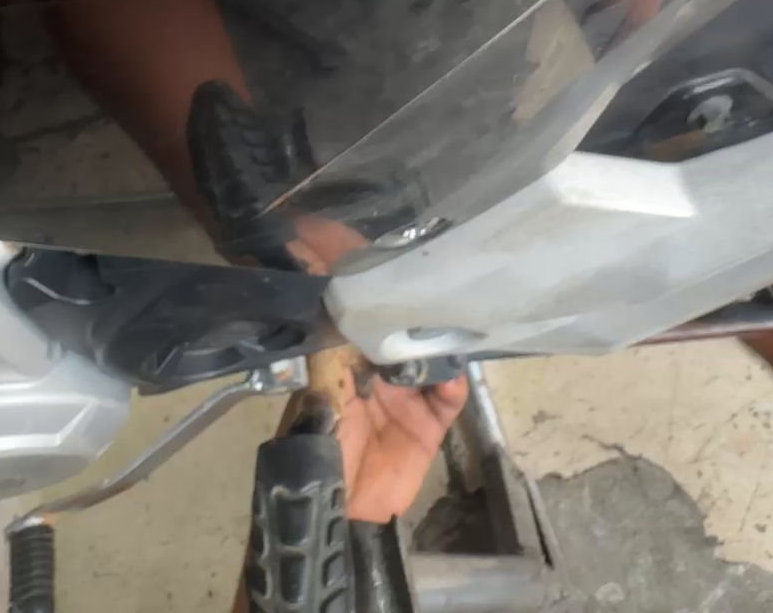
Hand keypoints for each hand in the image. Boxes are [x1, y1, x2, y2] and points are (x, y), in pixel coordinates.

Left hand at [284, 223, 469, 520]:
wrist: (338, 508)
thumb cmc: (320, 446)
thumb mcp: (320, 396)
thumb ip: (330, 358)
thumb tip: (334, 306)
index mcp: (348, 359)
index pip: (367, 318)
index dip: (378, 296)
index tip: (391, 264)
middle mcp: (380, 369)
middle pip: (404, 333)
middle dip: (416, 312)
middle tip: (432, 284)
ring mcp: (408, 394)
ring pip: (430, 358)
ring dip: (439, 342)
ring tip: (448, 321)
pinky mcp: (430, 421)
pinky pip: (448, 395)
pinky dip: (452, 382)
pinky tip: (451, 373)